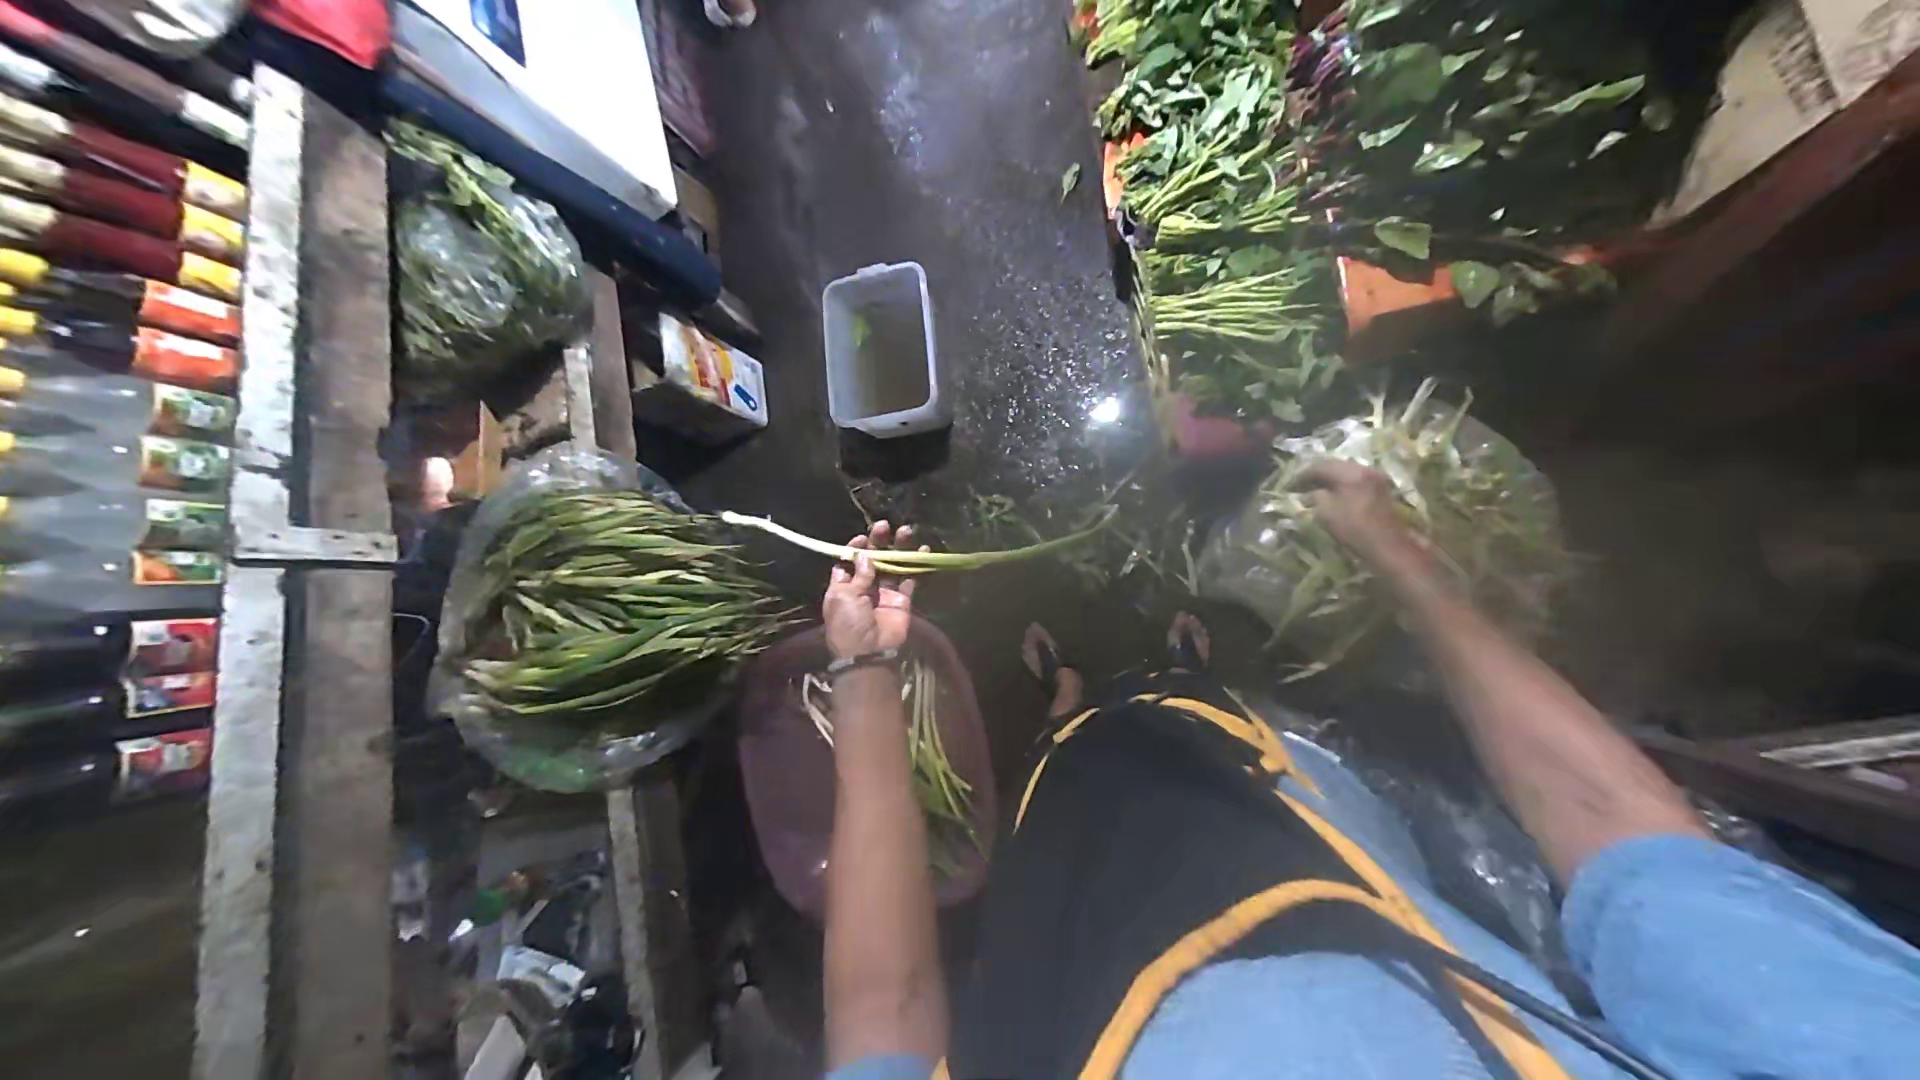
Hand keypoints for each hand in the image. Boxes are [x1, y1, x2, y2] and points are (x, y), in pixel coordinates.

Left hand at [824, 520, 923, 658]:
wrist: (868, 653)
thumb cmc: (848, 624)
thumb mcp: (844, 597)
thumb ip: (858, 575)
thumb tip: (866, 555)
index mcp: (844, 586)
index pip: (850, 561)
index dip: (856, 548)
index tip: (863, 537)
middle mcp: (864, 587)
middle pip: (873, 559)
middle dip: (879, 542)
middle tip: (885, 526)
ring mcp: (884, 593)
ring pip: (893, 566)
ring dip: (899, 549)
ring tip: (906, 532)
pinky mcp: (902, 600)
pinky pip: (910, 579)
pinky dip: (916, 566)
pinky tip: (922, 551)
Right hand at [1295, 460, 1429, 574]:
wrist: (1388, 546)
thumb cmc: (1354, 529)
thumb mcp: (1325, 513)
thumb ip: (1315, 496)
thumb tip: (1311, 492)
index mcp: (1350, 473)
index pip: (1319, 466)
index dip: (1302, 475)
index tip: (1290, 485)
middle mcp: (1365, 469)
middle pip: (1334, 465)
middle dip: (1316, 474)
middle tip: (1301, 486)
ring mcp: (1375, 477)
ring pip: (1346, 471)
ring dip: (1330, 479)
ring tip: (1315, 490)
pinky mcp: (1380, 488)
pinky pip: (1355, 479)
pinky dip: (1342, 483)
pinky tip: (1334, 494)